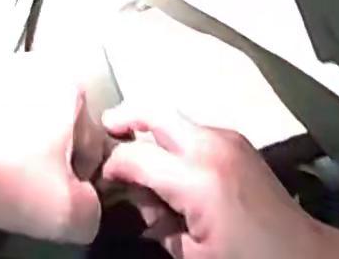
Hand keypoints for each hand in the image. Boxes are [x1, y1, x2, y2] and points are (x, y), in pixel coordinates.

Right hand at [100, 105, 338, 258]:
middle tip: (107, 129)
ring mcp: (225, 137)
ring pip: (175, 119)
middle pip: (154, 110)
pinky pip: (195, 131)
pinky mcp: (237, 140)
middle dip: (126, 115)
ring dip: (153, 131)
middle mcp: (208, 145)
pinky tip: (174, 169)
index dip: (114, 166)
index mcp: (196, 179)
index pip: (138, 158)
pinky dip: (177, 142)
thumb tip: (139, 207)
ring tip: (141, 159)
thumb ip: (161, 227)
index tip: (101, 176)